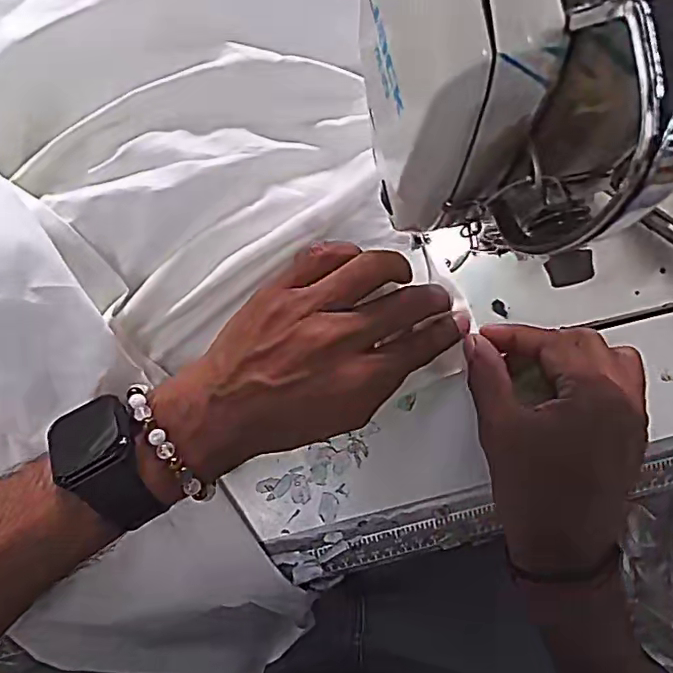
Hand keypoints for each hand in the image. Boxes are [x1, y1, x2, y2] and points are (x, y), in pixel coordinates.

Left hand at [150, 242, 465, 482]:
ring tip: (399, 273)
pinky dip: (346, 253)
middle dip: (431, 299)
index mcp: (357, 377)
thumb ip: (382, 385)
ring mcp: (307, 309)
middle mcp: (336, 339)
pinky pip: (321, 256)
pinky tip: (354, 261)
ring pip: (369, 268)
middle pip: (404, 304)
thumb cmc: (276, 419)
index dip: (443, 330)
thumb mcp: (345, 416)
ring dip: (395, 267)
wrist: (222, 408)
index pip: (418, 343)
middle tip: (435, 298)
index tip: (450, 323)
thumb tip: (405, 358)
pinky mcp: (280, 290)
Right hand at [464, 325, 648, 578]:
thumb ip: (488, 379)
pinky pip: (620, 386)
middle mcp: (624, 400)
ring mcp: (633, 418)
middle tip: (505, 356)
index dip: (514, 337)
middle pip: (584, 343)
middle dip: (541, 344)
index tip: (488, 340)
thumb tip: (479, 348)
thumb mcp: (500, 430)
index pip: (553, 342)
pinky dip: (591, 378)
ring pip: (609, 360)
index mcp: (596, 393)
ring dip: (572, 357)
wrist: (563, 552)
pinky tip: (561, 396)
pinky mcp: (632, 435)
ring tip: (537, 372)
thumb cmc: (537, 500)